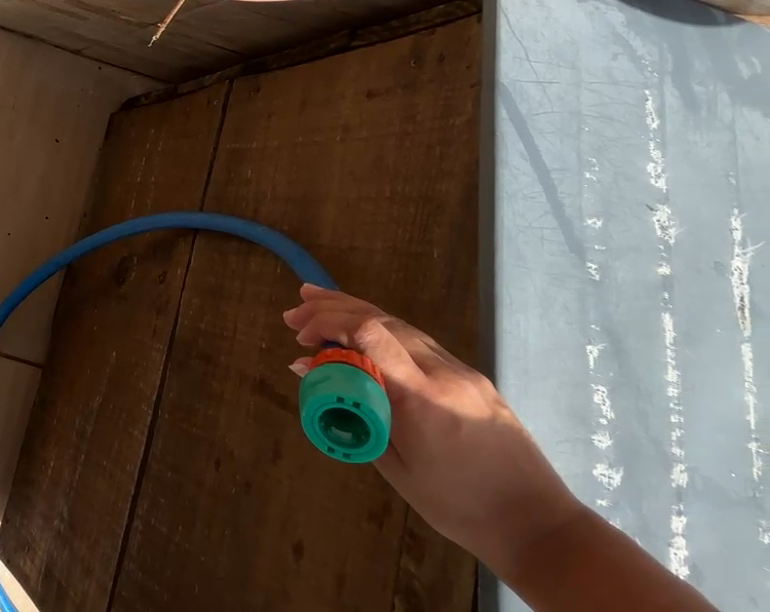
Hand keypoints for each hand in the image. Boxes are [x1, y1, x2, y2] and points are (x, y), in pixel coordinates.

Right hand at [283, 285, 584, 575]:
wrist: (538, 525)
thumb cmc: (456, 505)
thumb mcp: (392, 461)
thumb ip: (350, 409)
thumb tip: (306, 368)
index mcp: (423, 398)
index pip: (372, 334)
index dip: (329, 322)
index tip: (299, 335)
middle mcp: (445, 374)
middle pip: (382, 320)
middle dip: (331, 309)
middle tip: (292, 317)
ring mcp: (463, 372)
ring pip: (400, 325)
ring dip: (353, 312)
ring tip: (313, 304)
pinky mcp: (472, 378)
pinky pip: (417, 341)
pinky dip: (380, 328)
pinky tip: (360, 329)